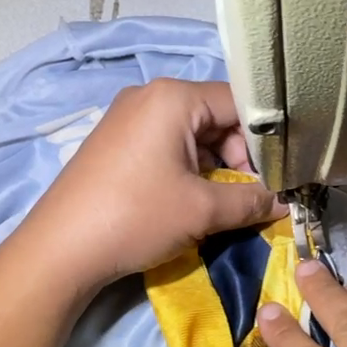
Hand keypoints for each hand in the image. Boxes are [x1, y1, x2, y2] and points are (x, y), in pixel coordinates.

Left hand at [14, 79, 282, 292]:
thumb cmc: (136, 217)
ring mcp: (129, 118)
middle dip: (241, 156)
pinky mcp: (117, 142)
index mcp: (173, 97)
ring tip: (224, 204)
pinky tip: (193, 201)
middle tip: (253, 194)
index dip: (267, 137)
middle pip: (217, 117)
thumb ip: (252, 201)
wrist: (59, 250)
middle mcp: (150, 96)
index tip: (282, 172)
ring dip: (217, 167)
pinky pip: (168, 145)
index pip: (240, 102)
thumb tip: (286, 202)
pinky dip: (189, 169)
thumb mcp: (203, 210)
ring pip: (194, 134)